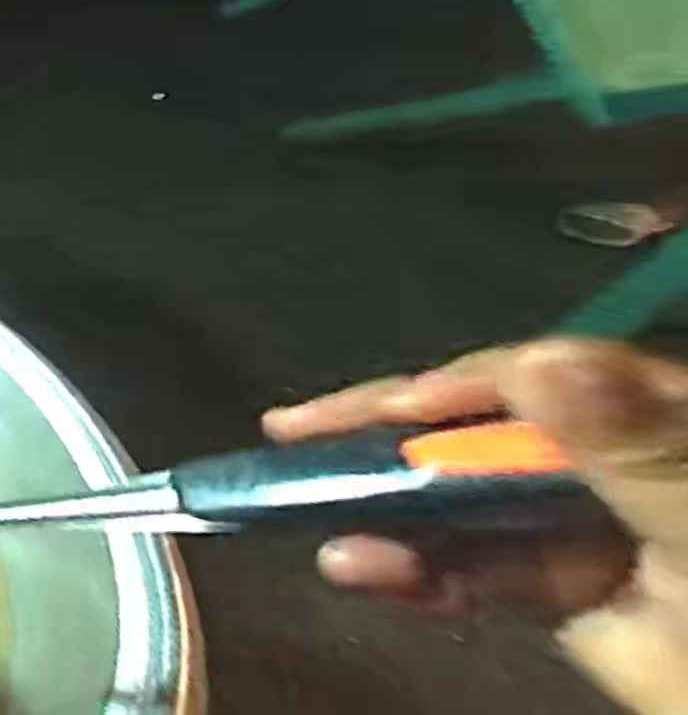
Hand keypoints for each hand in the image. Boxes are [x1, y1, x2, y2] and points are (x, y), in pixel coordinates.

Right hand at [263, 339, 687, 713]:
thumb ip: (640, 455)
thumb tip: (544, 361)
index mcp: (654, 432)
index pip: (541, 379)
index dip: (456, 385)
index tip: (393, 407)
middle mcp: (607, 467)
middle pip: (473, 432)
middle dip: (380, 444)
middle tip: (292, 431)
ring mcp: (578, 526)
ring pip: (455, 501)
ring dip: (384, 520)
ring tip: (339, 546)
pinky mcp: (553, 583)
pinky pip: (467, 564)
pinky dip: (411, 571)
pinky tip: (365, 572)